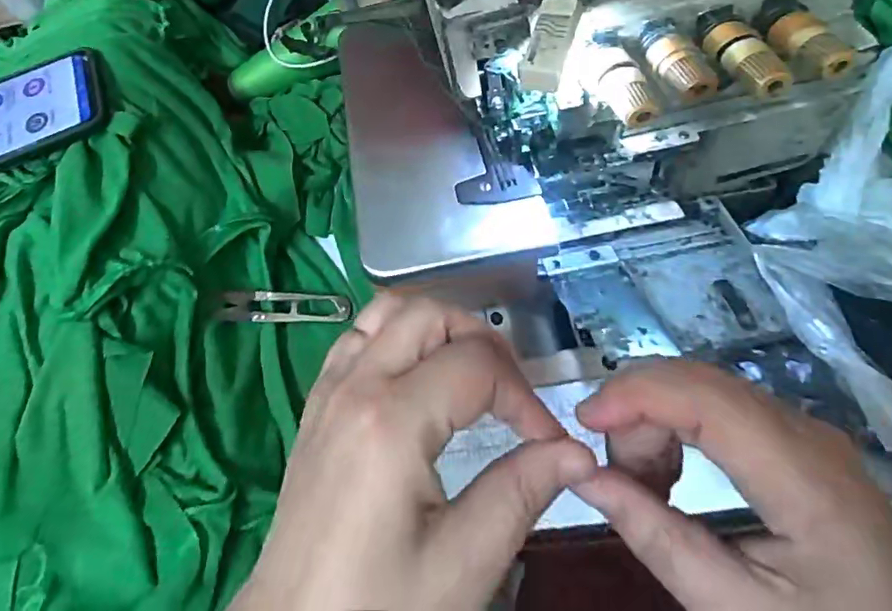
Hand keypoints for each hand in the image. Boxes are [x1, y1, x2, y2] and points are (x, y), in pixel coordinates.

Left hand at [232, 293, 596, 610]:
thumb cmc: (378, 604)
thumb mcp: (461, 565)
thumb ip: (519, 494)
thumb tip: (575, 453)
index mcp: (392, 419)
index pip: (476, 365)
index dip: (525, 396)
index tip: (549, 441)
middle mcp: (356, 384)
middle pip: (429, 314)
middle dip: (482, 342)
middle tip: (511, 396)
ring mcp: (330, 387)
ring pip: (387, 310)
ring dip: (436, 325)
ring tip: (468, 372)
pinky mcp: (316, 401)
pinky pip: (357, 335)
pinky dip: (394, 333)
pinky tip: (415, 373)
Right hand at [575, 361, 891, 610]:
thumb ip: (659, 541)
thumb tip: (584, 476)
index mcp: (804, 479)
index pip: (705, 398)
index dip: (635, 395)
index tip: (582, 423)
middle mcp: (807, 433)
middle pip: (698, 379)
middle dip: (637, 406)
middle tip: (612, 470)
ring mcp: (806, 430)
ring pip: (704, 384)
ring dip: (655, 414)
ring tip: (642, 479)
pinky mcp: (799, 438)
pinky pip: (721, 404)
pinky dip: (678, 422)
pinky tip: (671, 470)